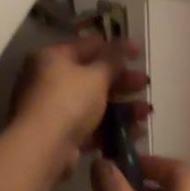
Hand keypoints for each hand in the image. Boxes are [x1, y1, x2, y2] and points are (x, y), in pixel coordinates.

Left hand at [13, 35, 147, 156]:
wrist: (43, 147)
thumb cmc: (68, 101)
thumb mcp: (96, 75)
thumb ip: (113, 59)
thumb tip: (123, 43)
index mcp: (52, 58)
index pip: (88, 46)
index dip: (115, 48)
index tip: (139, 53)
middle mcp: (47, 80)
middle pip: (91, 76)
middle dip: (122, 81)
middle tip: (145, 83)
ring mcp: (52, 109)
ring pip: (93, 103)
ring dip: (121, 106)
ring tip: (146, 111)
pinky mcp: (59, 135)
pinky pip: (90, 126)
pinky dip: (111, 127)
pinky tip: (136, 131)